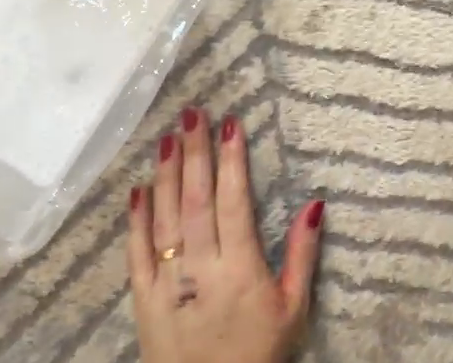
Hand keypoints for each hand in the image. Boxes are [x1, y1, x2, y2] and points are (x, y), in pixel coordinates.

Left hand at [127, 108, 321, 362]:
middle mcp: (200, 269)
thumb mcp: (293, 308)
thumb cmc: (258, 351)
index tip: (231, 124)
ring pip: (165, 219)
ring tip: (168, 137)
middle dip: (195, 153)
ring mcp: (168, 284)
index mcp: (239, 268)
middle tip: (193, 114)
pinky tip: (138, 189)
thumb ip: (302, 253)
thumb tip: (316, 203)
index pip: (233, 202)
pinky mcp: (143, 300)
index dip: (232, 161)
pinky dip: (136, 220)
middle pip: (196, 201)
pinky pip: (136, 254)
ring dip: (166, 175)